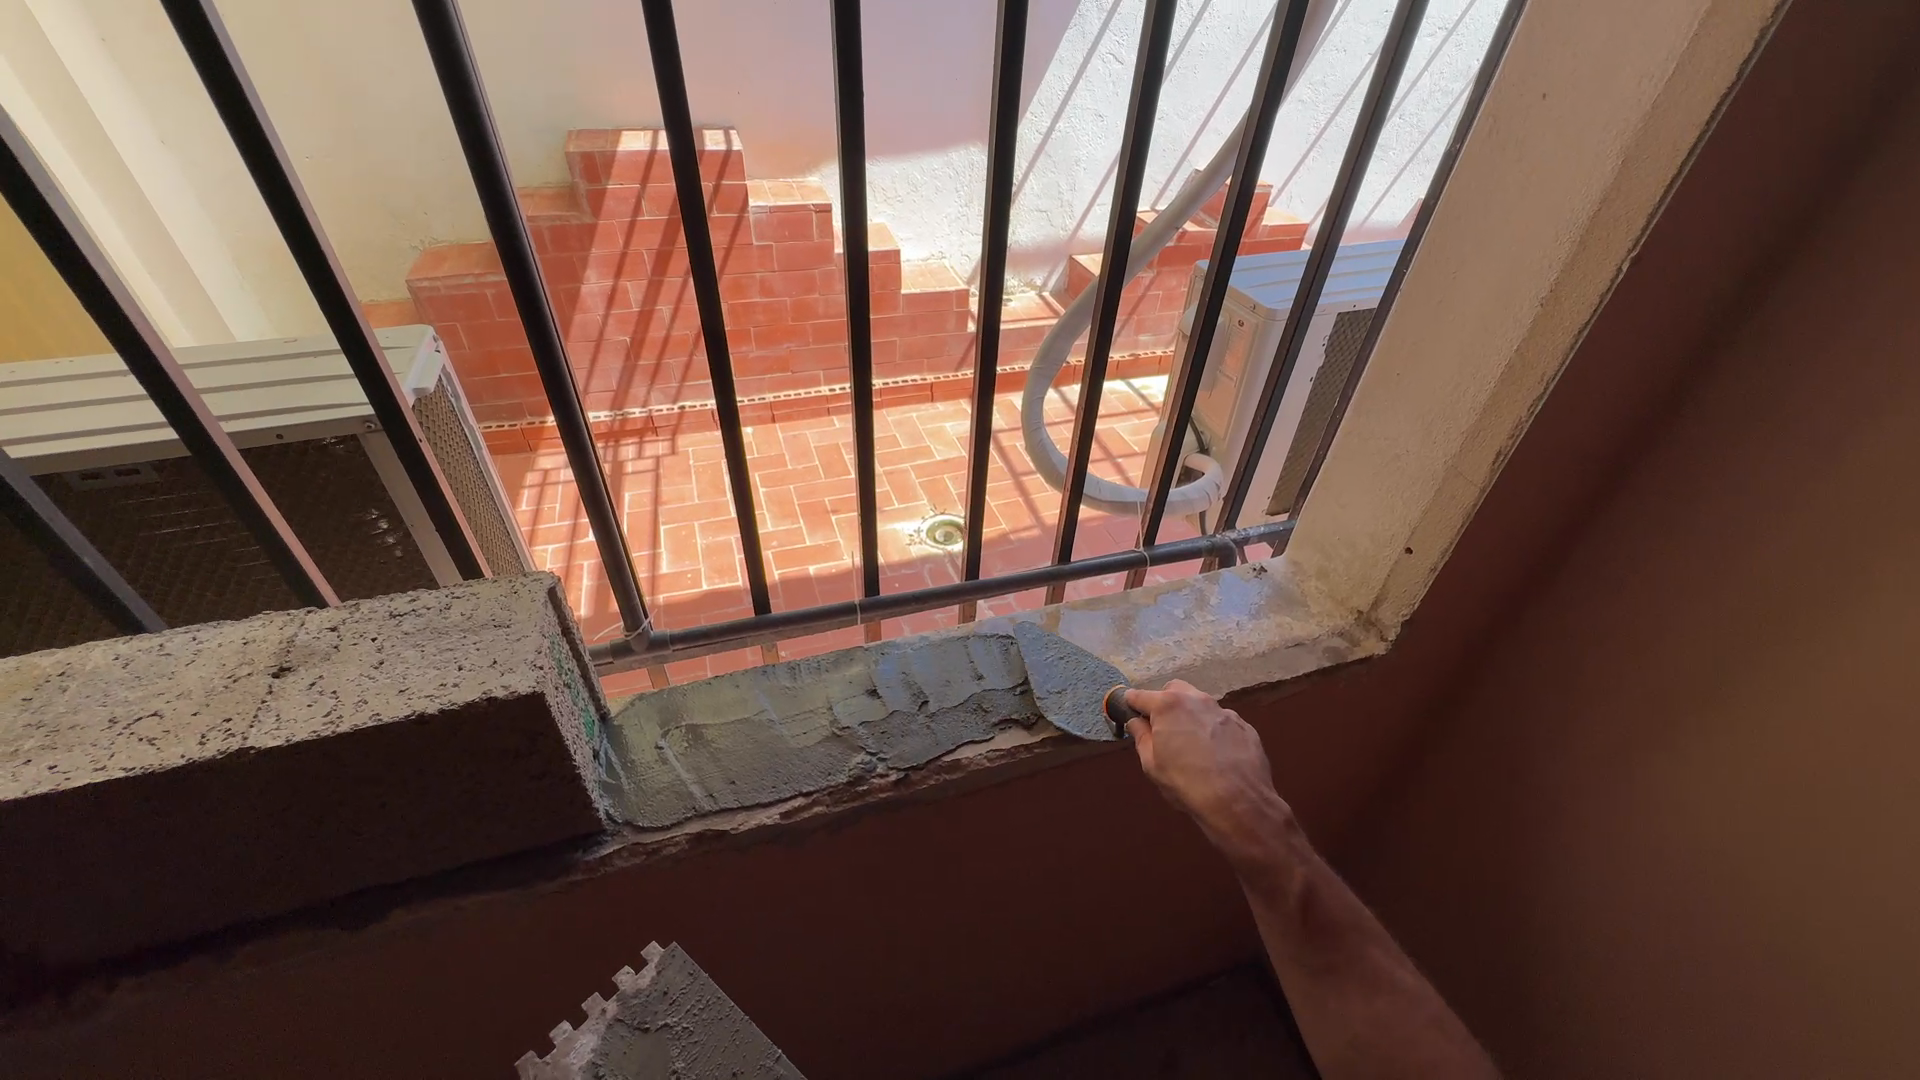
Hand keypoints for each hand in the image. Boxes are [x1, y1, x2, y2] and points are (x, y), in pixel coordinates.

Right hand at [1125, 680, 1291, 863]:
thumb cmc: (1185, 782)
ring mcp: (1223, 710)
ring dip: (1191, 715)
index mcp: (1167, 705)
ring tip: (1192, 743)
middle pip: (1173, 690)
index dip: (1131, 705)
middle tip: (1162, 729)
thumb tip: (1136, 722)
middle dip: (1164, 703)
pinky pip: (1221, 721)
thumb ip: (1141, 736)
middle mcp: (1195, 699)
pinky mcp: (1244, 725)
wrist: (1238, 801)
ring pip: (1200, 703)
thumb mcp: (1151, 764)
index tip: (1129, 714)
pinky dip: (1214, 729)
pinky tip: (1216, 753)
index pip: (1139, 696)